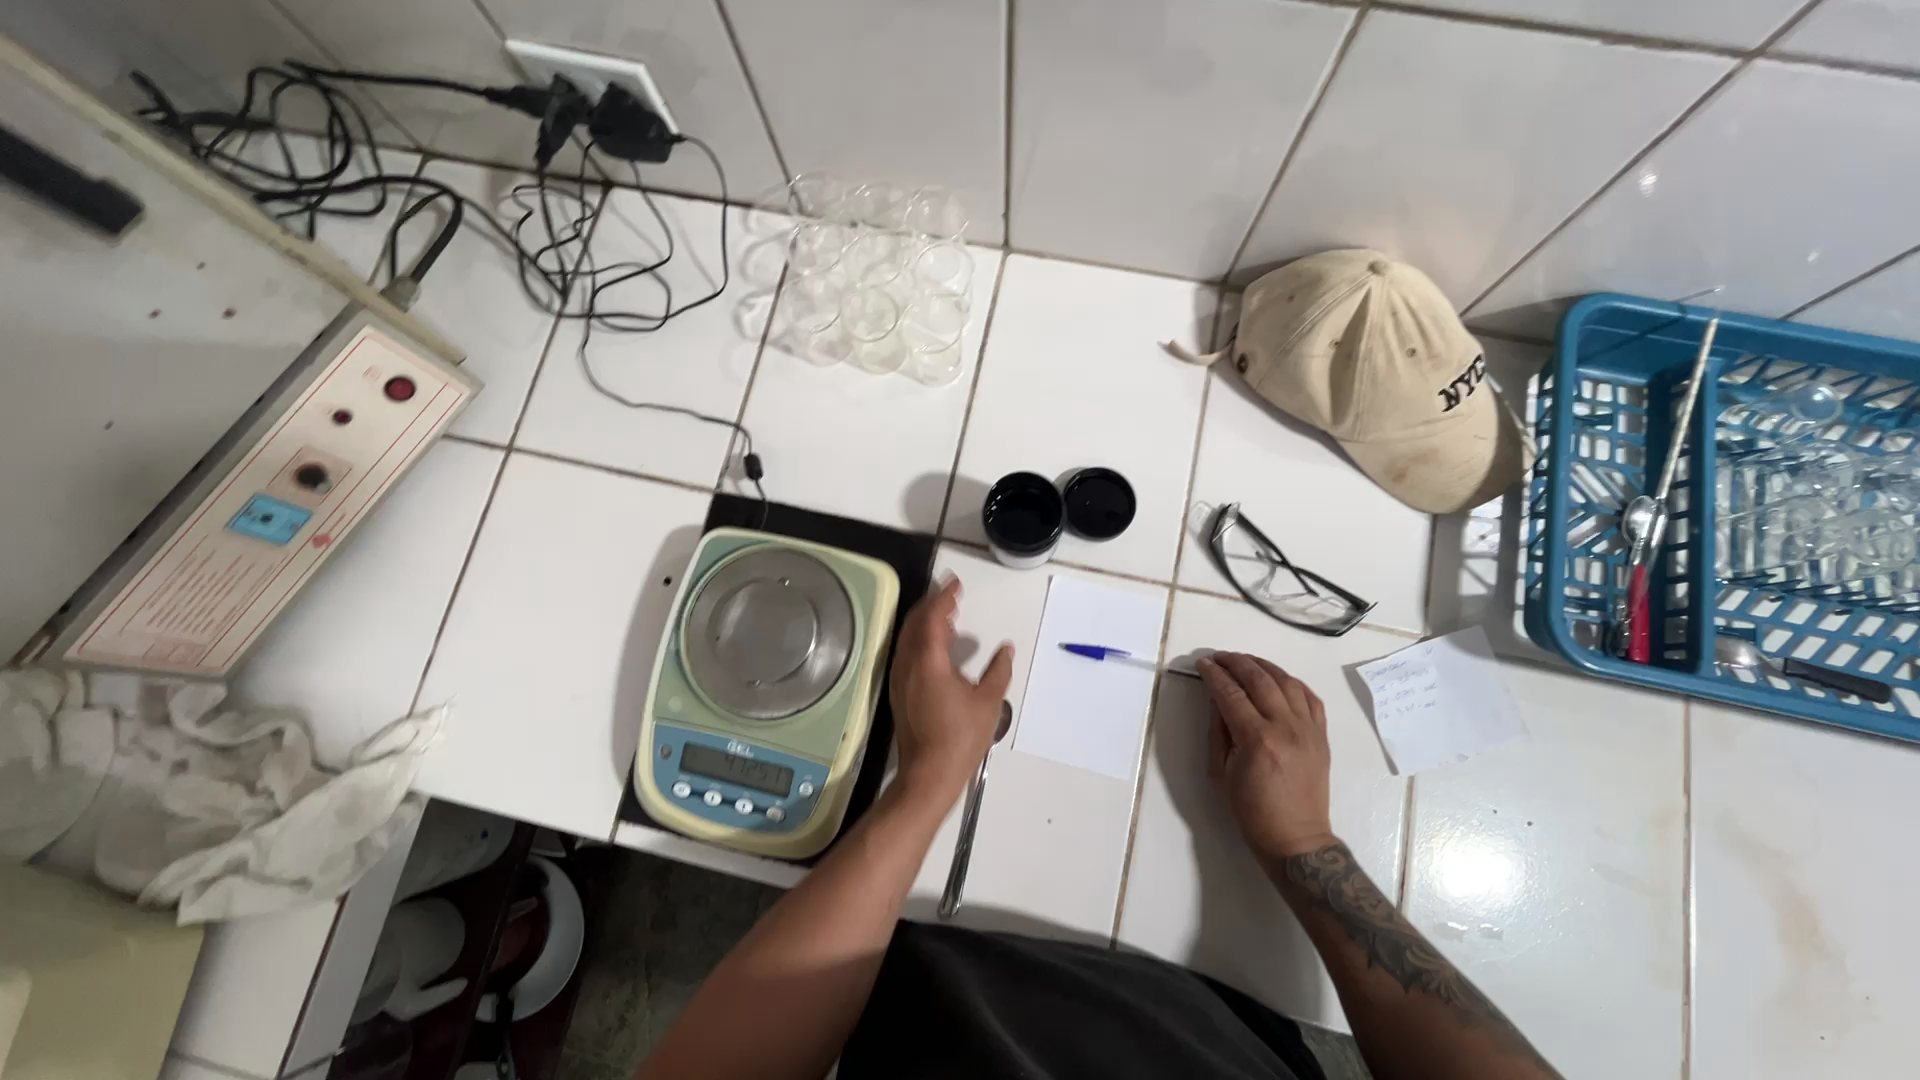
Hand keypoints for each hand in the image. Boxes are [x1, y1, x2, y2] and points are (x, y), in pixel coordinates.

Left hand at [888, 577, 1013, 801]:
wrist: (929, 774)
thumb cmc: (960, 738)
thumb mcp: (989, 702)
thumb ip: (998, 670)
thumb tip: (1005, 649)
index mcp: (928, 661)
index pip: (932, 617)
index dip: (944, 596)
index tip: (956, 583)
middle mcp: (908, 664)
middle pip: (915, 622)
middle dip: (932, 604)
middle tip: (951, 595)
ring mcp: (900, 678)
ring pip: (908, 637)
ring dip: (925, 622)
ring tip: (948, 615)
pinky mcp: (899, 691)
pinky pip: (907, 652)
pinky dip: (921, 639)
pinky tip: (938, 646)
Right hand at [1195, 652, 1336, 861]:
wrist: (1295, 838)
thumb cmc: (1250, 811)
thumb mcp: (1220, 773)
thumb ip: (1218, 731)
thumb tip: (1217, 699)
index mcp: (1256, 739)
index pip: (1230, 694)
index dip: (1214, 675)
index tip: (1203, 664)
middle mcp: (1285, 727)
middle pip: (1260, 680)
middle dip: (1236, 662)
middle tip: (1220, 657)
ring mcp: (1308, 729)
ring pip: (1287, 682)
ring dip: (1264, 666)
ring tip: (1245, 661)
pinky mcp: (1322, 735)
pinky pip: (1310, 698)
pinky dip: (1292, 682)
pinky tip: (1277, 679)